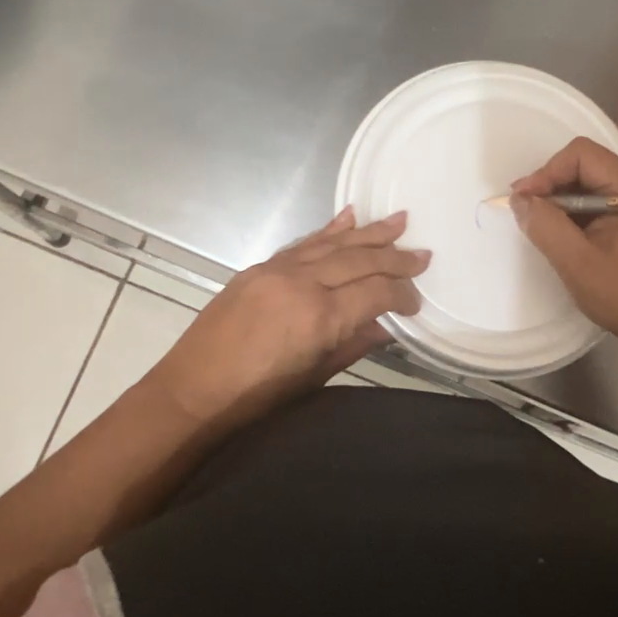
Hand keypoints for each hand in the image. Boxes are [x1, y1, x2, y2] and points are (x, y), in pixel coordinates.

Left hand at [144, 209, 427, 430]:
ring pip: (333, 244)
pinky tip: (348, 218)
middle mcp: (303, 284)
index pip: (376, 293)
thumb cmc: (257, 398)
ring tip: (399, 222)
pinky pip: (302, 244)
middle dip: (395, 257)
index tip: (416, 303)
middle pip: (359, 260)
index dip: (403, 295)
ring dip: (368, 233)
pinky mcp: (259, 269)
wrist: (194, 390)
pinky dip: (328, 231)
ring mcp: (278, 271)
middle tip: (423, 254)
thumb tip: (384, 328)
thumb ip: (353, 346)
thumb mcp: (314, 377)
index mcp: (321, 318)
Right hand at [510, 137, 617, 359]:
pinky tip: (562, 235)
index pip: (582, 155)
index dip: (546, 172)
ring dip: (561, 200)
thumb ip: (546, 226)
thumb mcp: (577, 263)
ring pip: (589, 183)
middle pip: (585, 165)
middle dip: (551, 185)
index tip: (523, 201)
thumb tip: (520, 200)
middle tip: (526, 213)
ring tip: (540, 226)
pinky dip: (574, 213)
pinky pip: (598, 202)